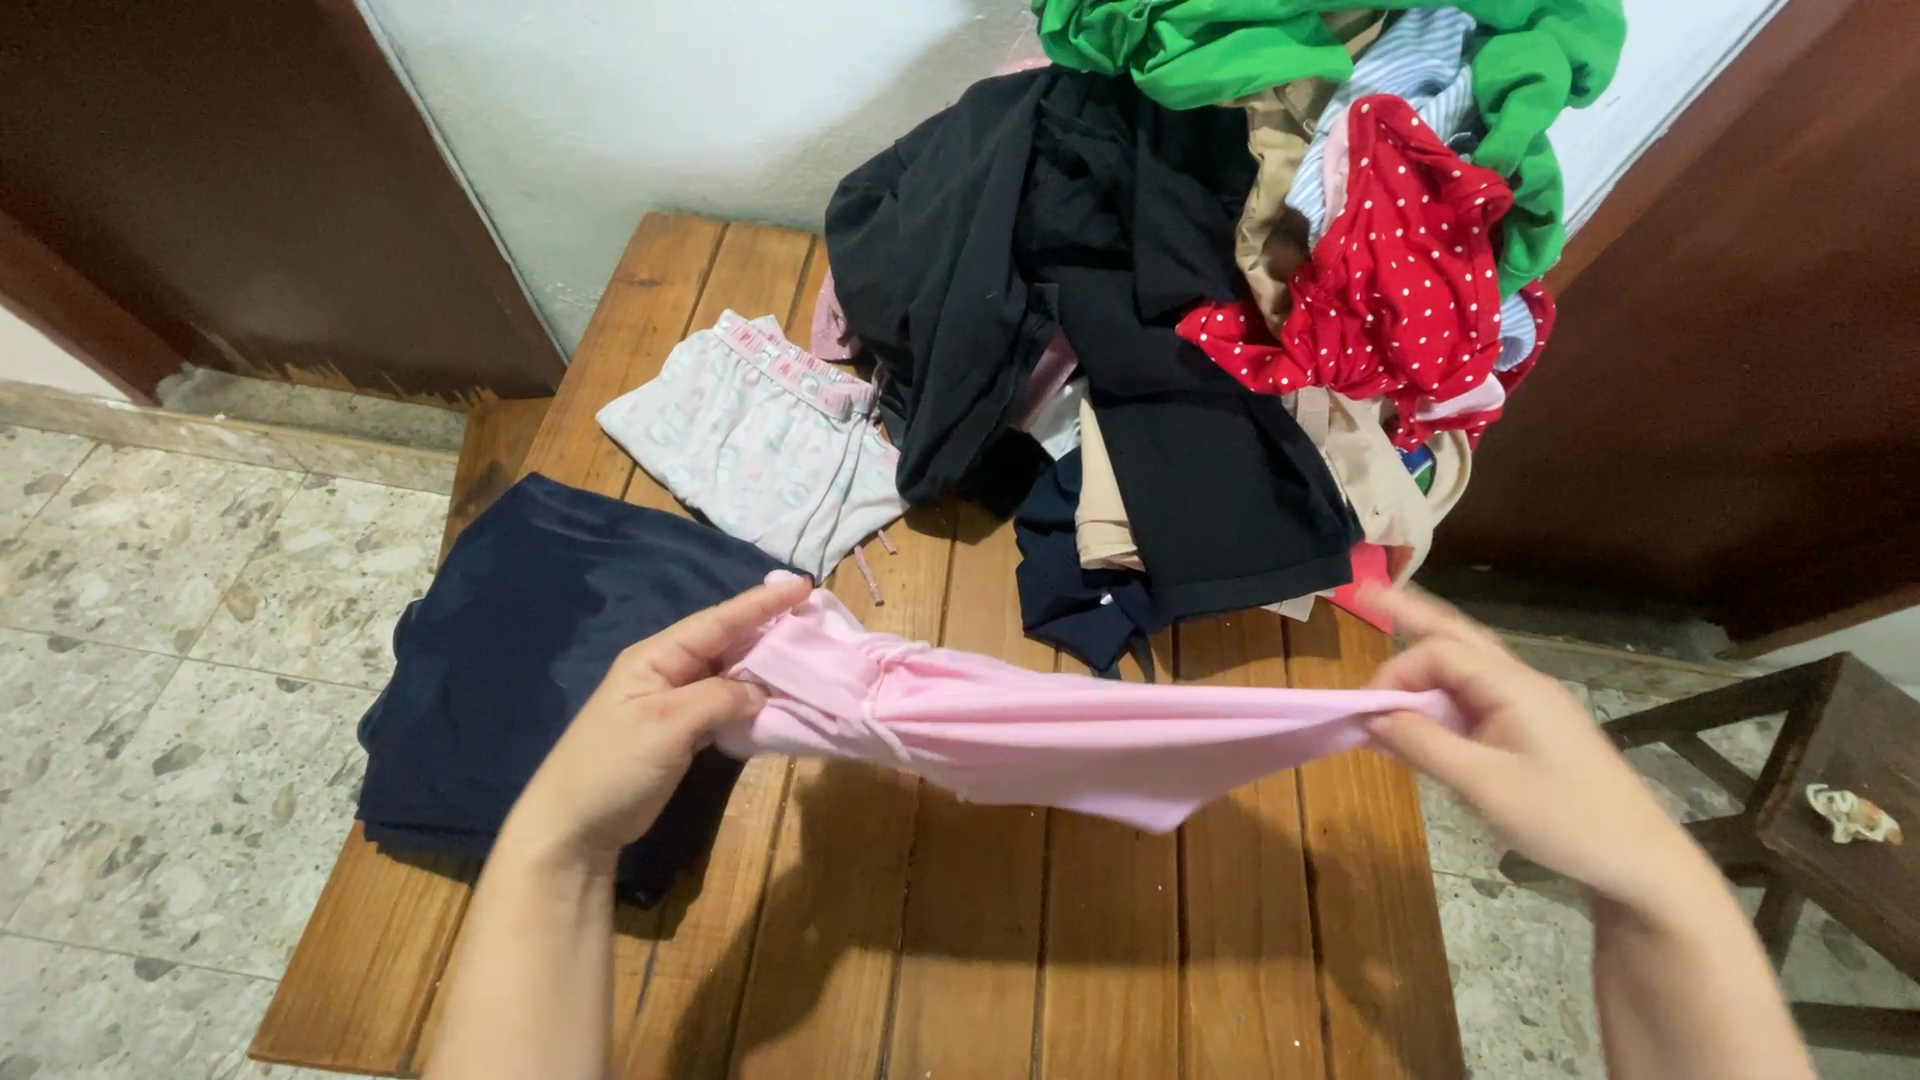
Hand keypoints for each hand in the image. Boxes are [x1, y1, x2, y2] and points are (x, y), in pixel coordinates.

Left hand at [500, 571, 814, 867]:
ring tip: (807, 651)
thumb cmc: (612, 767)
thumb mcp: (666, 725)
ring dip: (767, 664)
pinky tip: (780, 696)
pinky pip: (729, 703)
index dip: (761, 603)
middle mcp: (670, 670)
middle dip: (769, 627)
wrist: (573, 828)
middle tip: (814, 616)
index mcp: (657, 656)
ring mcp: (678, 701)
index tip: (803, 585)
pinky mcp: (686, 730)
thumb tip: (762, 691)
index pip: (718, 621)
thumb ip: (718, 699)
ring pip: (732, 672)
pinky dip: (755, 698)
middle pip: (728, 641)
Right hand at [1360, 585, 1706, 912]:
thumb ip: (1422, 744)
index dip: (1394, 675)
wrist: (1644, 865)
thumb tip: (1371, 718)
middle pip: (1456, 633)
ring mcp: (1529, 703)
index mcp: (1514, 687)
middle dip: (1410, 612)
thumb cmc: (1565, 821)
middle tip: (1366, 592)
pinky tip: (1420, 698)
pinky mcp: (1530, 727)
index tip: (1368, 714)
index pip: (1437, 654)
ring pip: (1467, 658)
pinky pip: (1473, 692)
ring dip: (1425, 645)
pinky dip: (1439, 687)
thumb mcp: (1483, 785)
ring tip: (1388, 619)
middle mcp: (1521, 683)